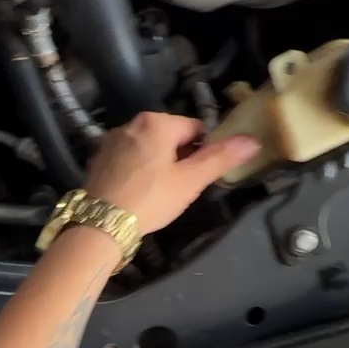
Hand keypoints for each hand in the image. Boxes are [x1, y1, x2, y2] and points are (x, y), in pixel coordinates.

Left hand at [82, 113, 258, 232]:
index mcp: (156, 122)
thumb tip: (253, 141)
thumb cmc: (149, 200)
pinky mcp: (96, 161)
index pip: (193, 128)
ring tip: (154, 194)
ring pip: (144, 149)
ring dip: (154, 165)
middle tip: (175, 189)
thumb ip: (220, 159)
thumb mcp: (189, 182)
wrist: (100, 225)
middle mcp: (130, 124)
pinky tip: (134, 194)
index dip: (201, 152)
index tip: (196, 176)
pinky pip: (124, 161)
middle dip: (176, 159)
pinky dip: (133, 173)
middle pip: (167, 137)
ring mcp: (109, 142)